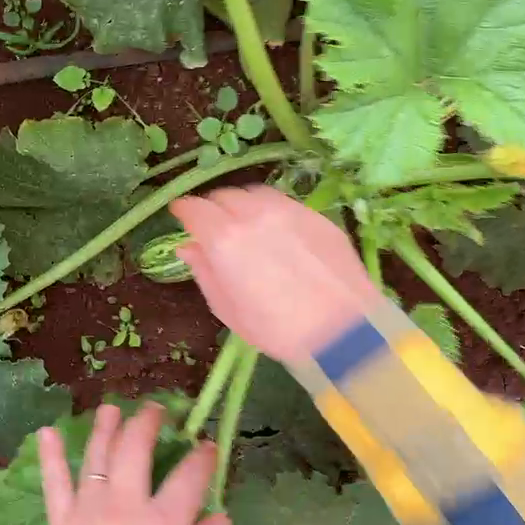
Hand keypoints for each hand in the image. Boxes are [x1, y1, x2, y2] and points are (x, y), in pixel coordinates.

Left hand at [36, 403, 228, 524]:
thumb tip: (220, 518)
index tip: (207, 446)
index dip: (202, 457)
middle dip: (148, 423)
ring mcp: (90, 507)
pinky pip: (55, 482)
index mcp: (165, 522)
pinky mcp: (62, 520)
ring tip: (111, 409)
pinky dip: (51, 456)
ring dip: (105, 427)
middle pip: (136, 448)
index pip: (190, 476)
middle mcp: (127, 503)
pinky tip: (47, 432)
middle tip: (155, 410)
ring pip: (98, 454)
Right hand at [170, 186, 383, 361]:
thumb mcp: (228, 310)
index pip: (194, 209)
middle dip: (212, 208)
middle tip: (212, 226)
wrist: (345, 330)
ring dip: (241, 203)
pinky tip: (274, 229)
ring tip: (243, 222)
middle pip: (223, 196)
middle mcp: (254, 215)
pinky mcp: (315, 215)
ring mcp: (288, 210)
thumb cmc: (278, 330)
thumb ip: (204, 272)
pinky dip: (268, 208)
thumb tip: (188, 248)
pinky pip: (282, 201)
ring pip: (253, 193)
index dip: (183, 210)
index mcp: (224, 240)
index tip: (180, 215)